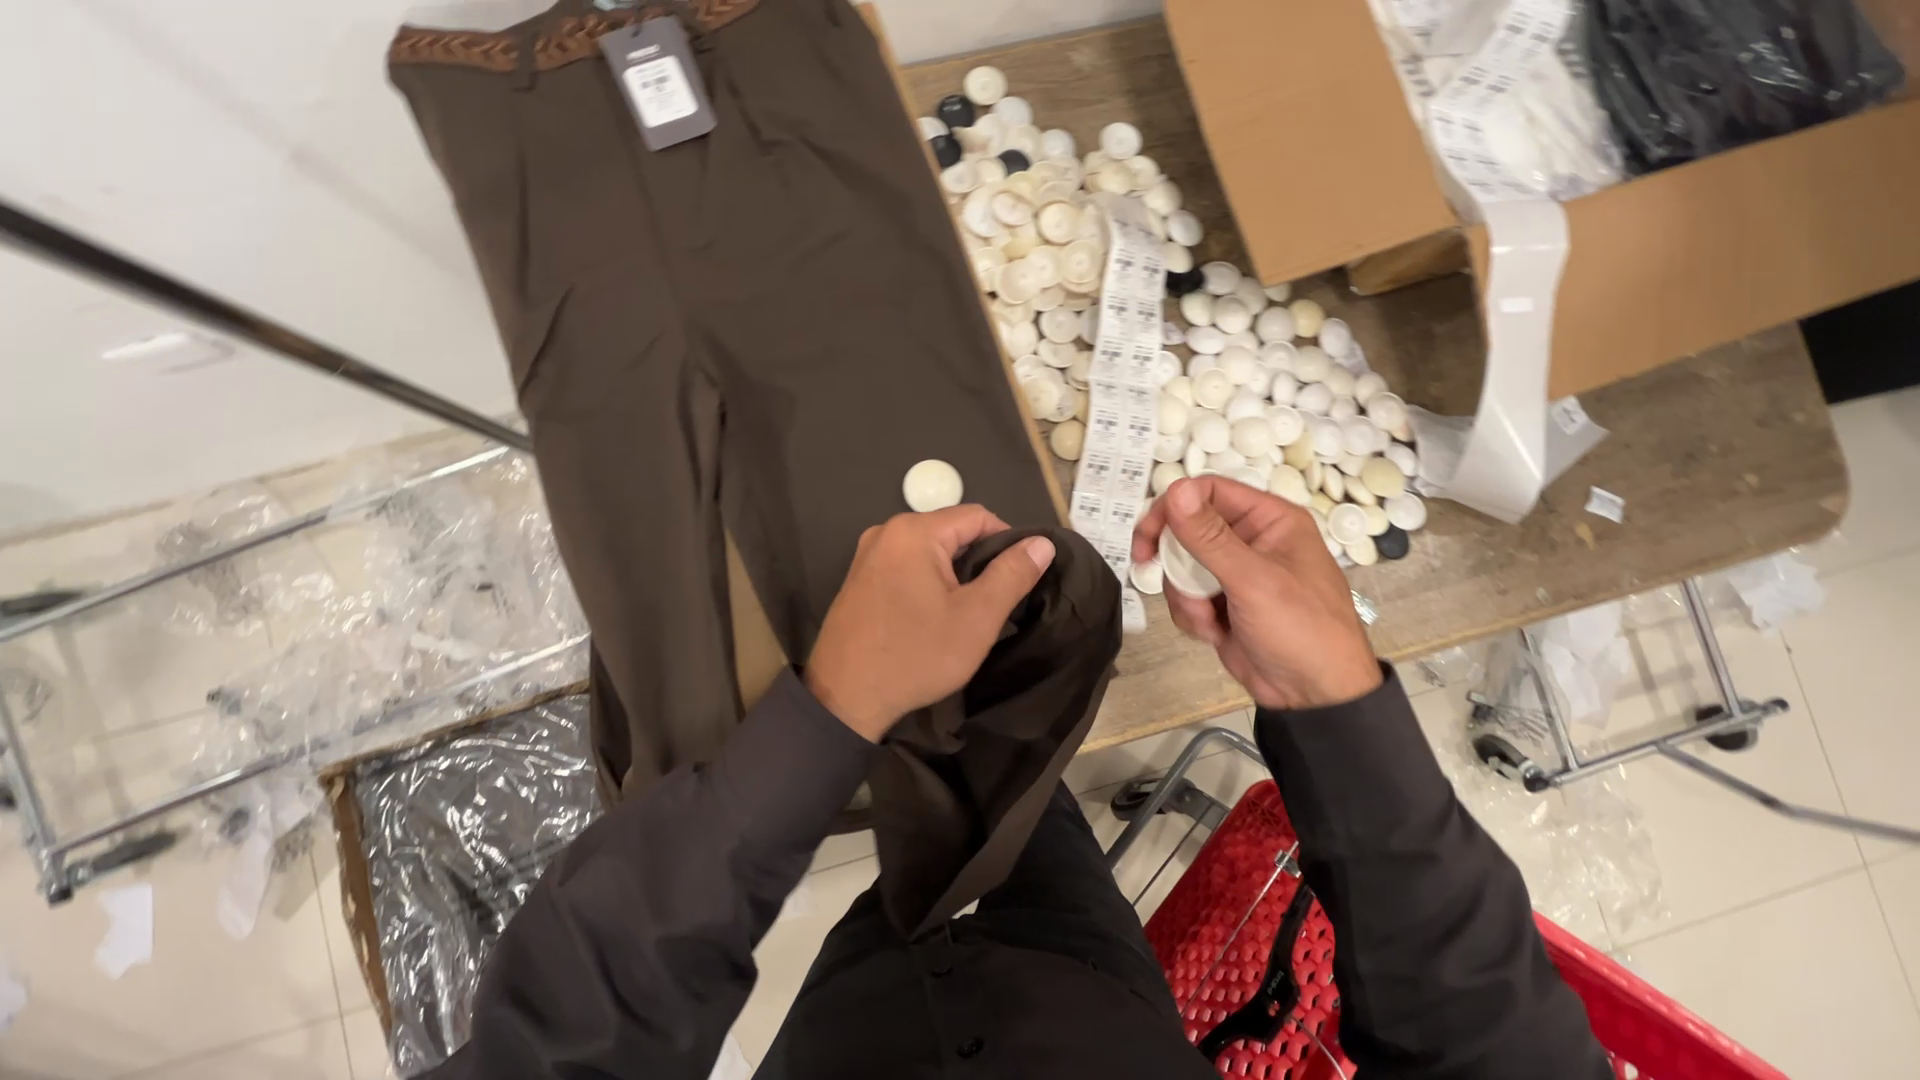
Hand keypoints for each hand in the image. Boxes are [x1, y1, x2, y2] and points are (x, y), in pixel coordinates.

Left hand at [806, 505, 1056, 740]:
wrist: (845, 698)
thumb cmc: (916, 655)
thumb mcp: (977, 617)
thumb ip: (1012, 574)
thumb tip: (1042, 543)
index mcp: (914, 531)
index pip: (978, 516)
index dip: (1008, 541)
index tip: (1021, 578)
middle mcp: (886, 532)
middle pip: (951, 531)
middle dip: (979, 560)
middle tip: (997, 601)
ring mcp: (867, 556)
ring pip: (929, 551)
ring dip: (954, 575)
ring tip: (970, 612)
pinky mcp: (859, 580)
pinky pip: (906, 567)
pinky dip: (928, 583)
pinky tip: (935, 617)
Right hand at [1133, 476, 1381, 709]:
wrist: (1314, 695)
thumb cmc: (1299, 628)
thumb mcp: (1253, 580)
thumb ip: (1209, 537)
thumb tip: (1175, 489)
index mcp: (1270, 520)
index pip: (1210, 491)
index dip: (1175, 506)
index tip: (1149, 533)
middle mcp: (1251, 540)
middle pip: (1188, 527)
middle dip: (1173, 558)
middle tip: (1147, 567)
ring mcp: (1235, 573)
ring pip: (1181, 565)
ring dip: (1183, 593)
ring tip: (1206, 619)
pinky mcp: (1222, 603)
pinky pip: (1186, 595)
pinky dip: (1190, 614)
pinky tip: (1212, 633)